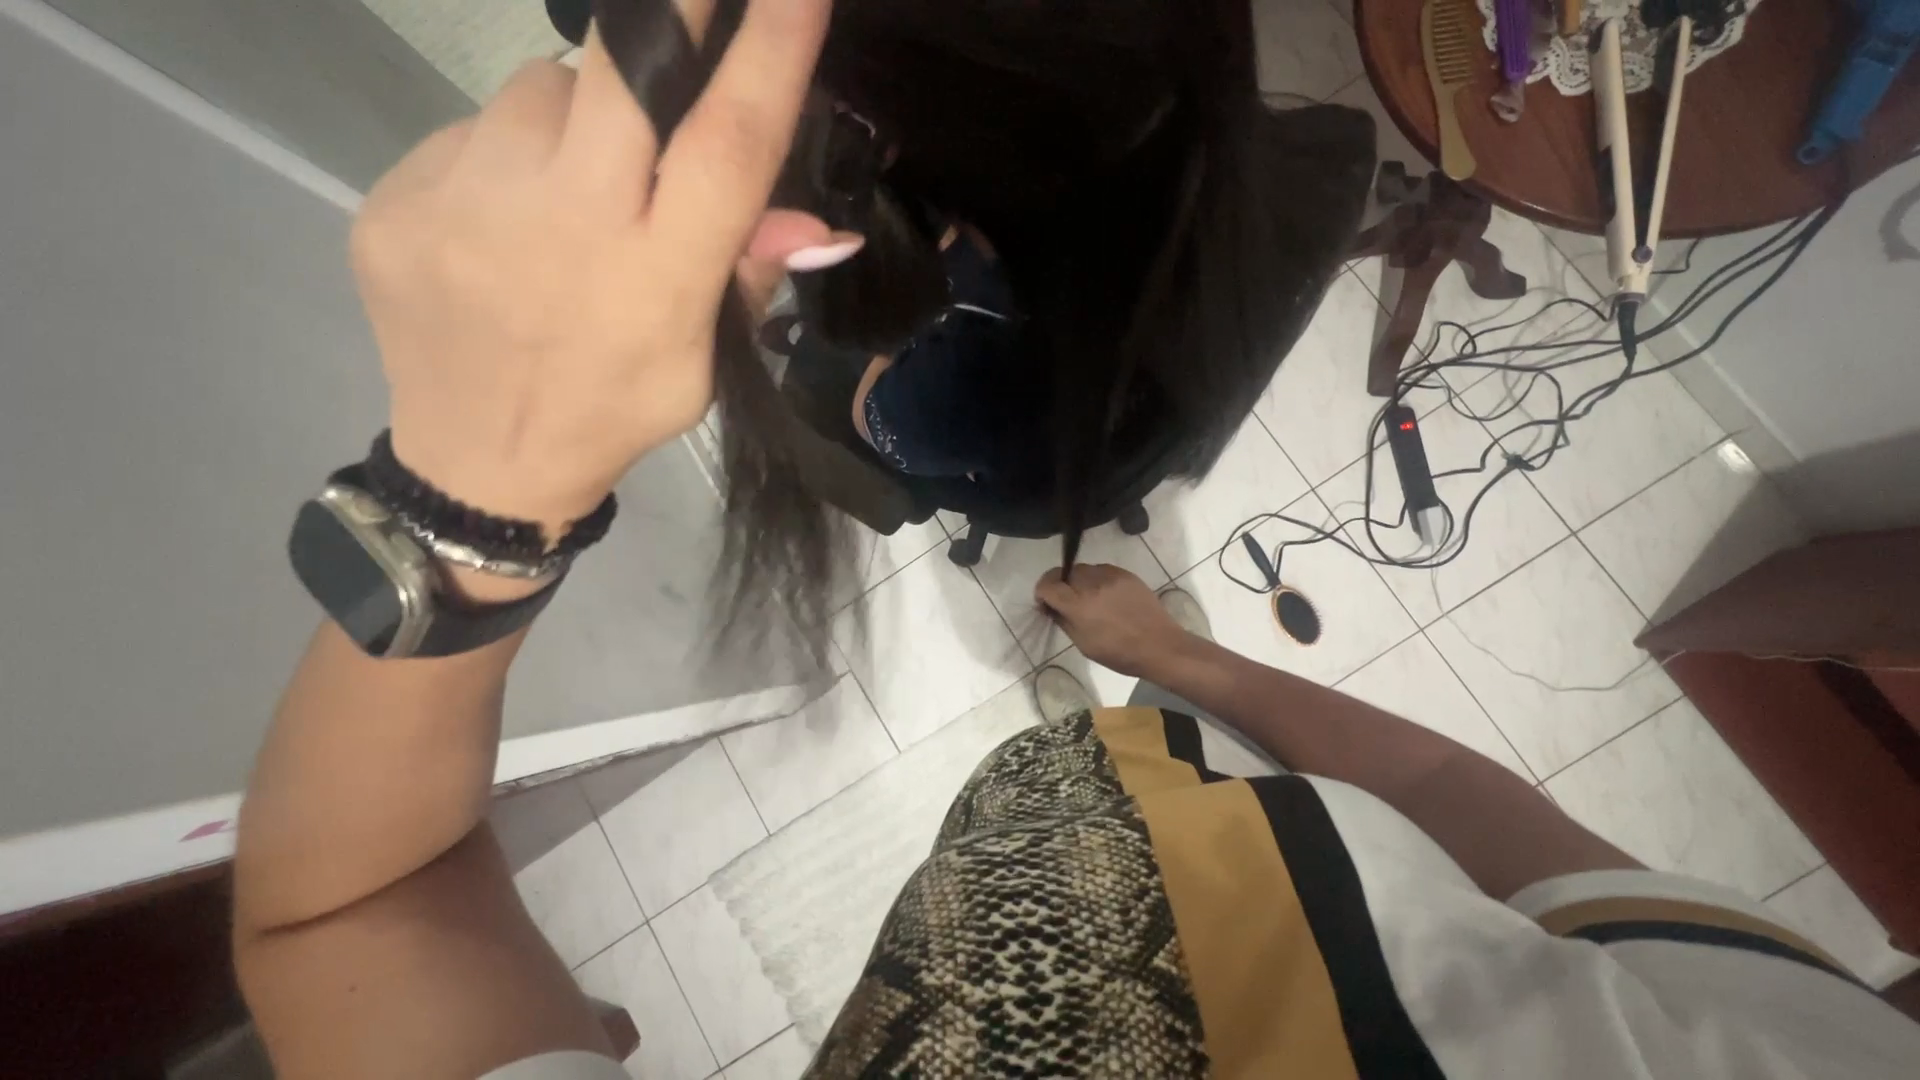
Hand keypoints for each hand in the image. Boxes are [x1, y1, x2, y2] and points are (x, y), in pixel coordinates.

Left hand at [350, 1, 846, 539]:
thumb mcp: (700, 368)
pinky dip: (511, 153)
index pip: (727, 146)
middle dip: (669, 12)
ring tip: (576, 183)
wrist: (478, 461)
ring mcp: (466, 206)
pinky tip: (508, 216)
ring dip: (581, 111)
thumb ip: (746, 279)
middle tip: (689, 5)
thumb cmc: (614, 413)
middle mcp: (562, 228)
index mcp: (654, 281)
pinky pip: (476, 129)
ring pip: (544, 89)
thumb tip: (819, 221)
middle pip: (624, 73)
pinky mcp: (397, 198)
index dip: (771, 53)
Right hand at [1035, 564, 1192, 677]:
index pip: (1048, 585)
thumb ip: (1063, 621)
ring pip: (1082, 569)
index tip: (1045, 603)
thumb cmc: (1119, 653)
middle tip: (1064, 600)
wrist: (1159, 645)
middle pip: (1063, 573)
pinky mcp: (1125, 574)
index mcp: (1079, 605)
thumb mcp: (1084, 644)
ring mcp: (1110, 576)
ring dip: (1076, 580)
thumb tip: (1050, 607)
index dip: (1041, 592)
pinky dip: (1095, 578)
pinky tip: (1104, 595)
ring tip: (1086, 597)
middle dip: (1058, 584)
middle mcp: (1092, 584)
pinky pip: (1101, 569)